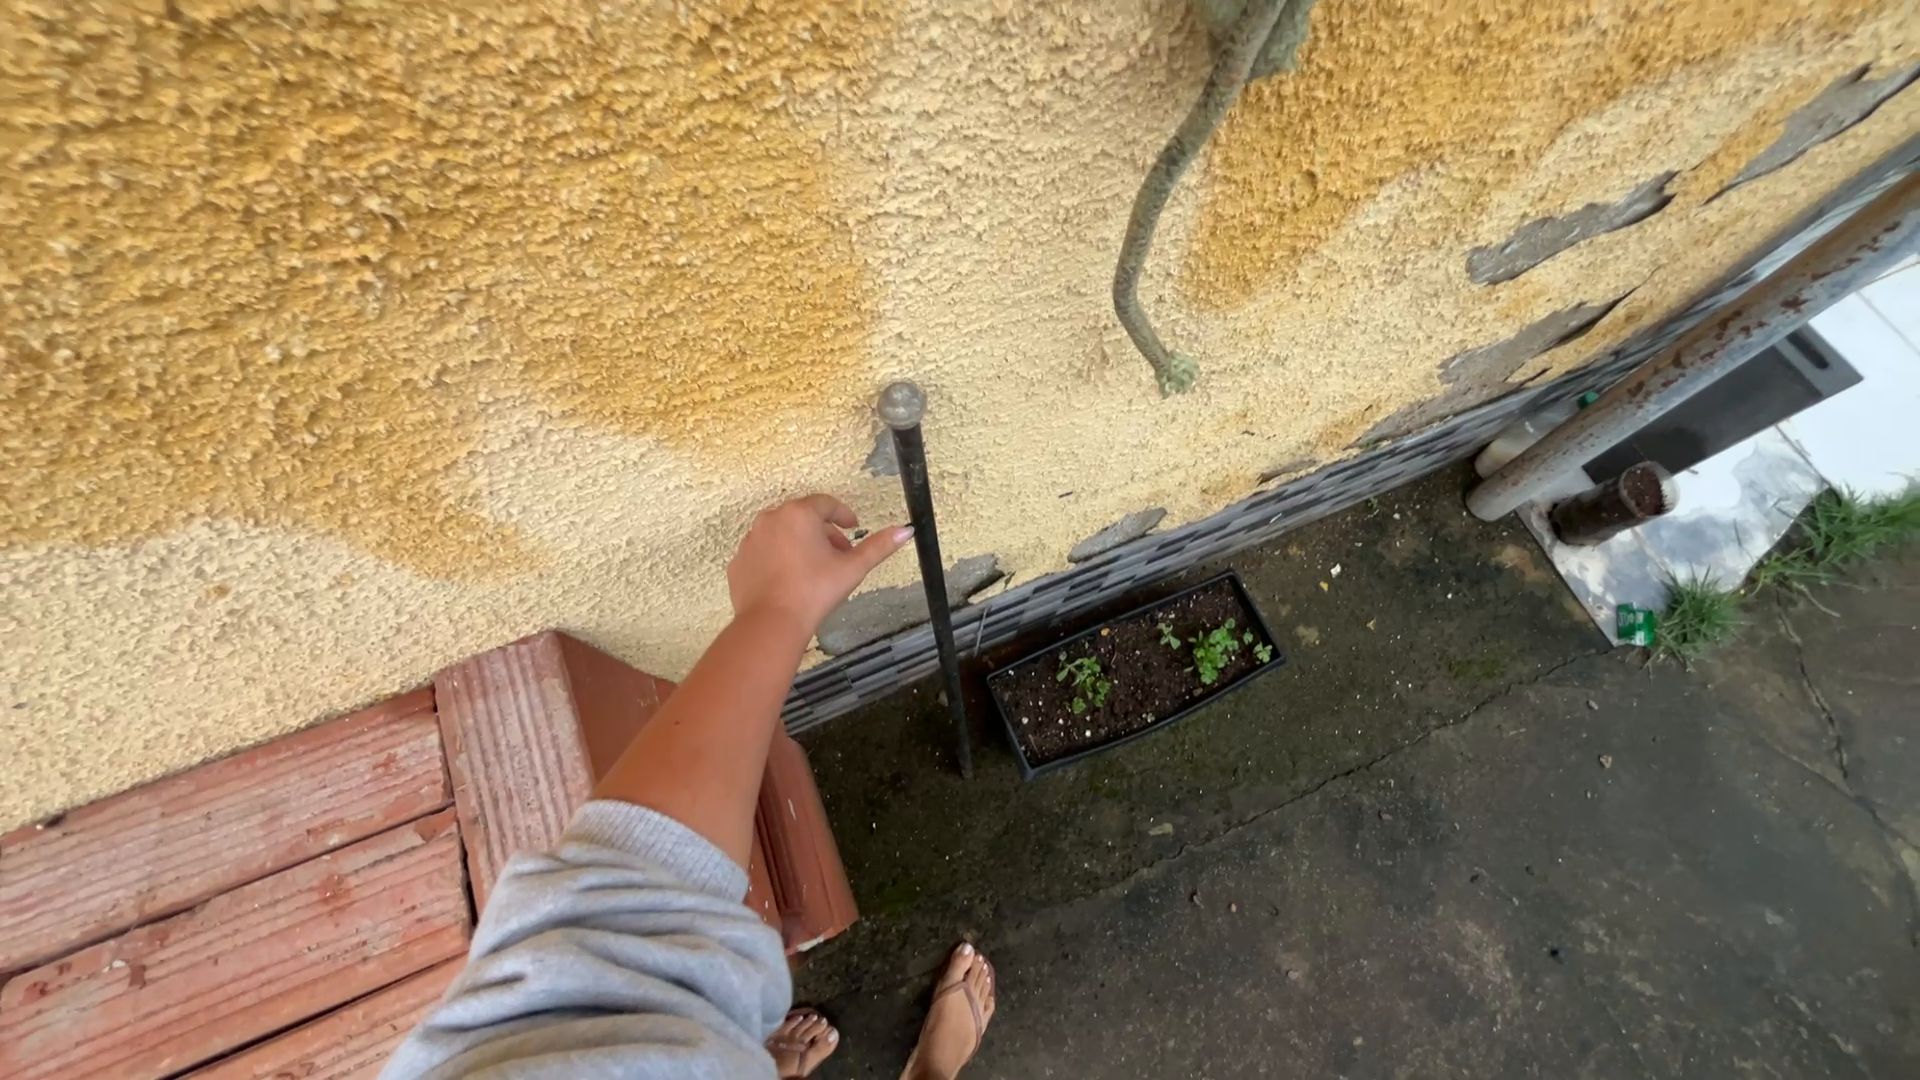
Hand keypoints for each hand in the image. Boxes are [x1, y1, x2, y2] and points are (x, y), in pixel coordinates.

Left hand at [727, 495, 913, 637]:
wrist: (771, 622)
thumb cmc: (814, 592)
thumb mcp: (852, 568)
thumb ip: (879, 546)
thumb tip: (905, 530)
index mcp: (799, 515)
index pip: (825, 504)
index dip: (842, 514)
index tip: (852, 527)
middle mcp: (771, 520)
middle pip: (803, 517)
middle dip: (823, 532)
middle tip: (839, 553)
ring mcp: (751, 540)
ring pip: (781, 533)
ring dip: (800, 544)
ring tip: (815, 569)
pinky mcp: (739, 561)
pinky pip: (763, 553)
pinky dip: (778, 559)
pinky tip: (790, 580)